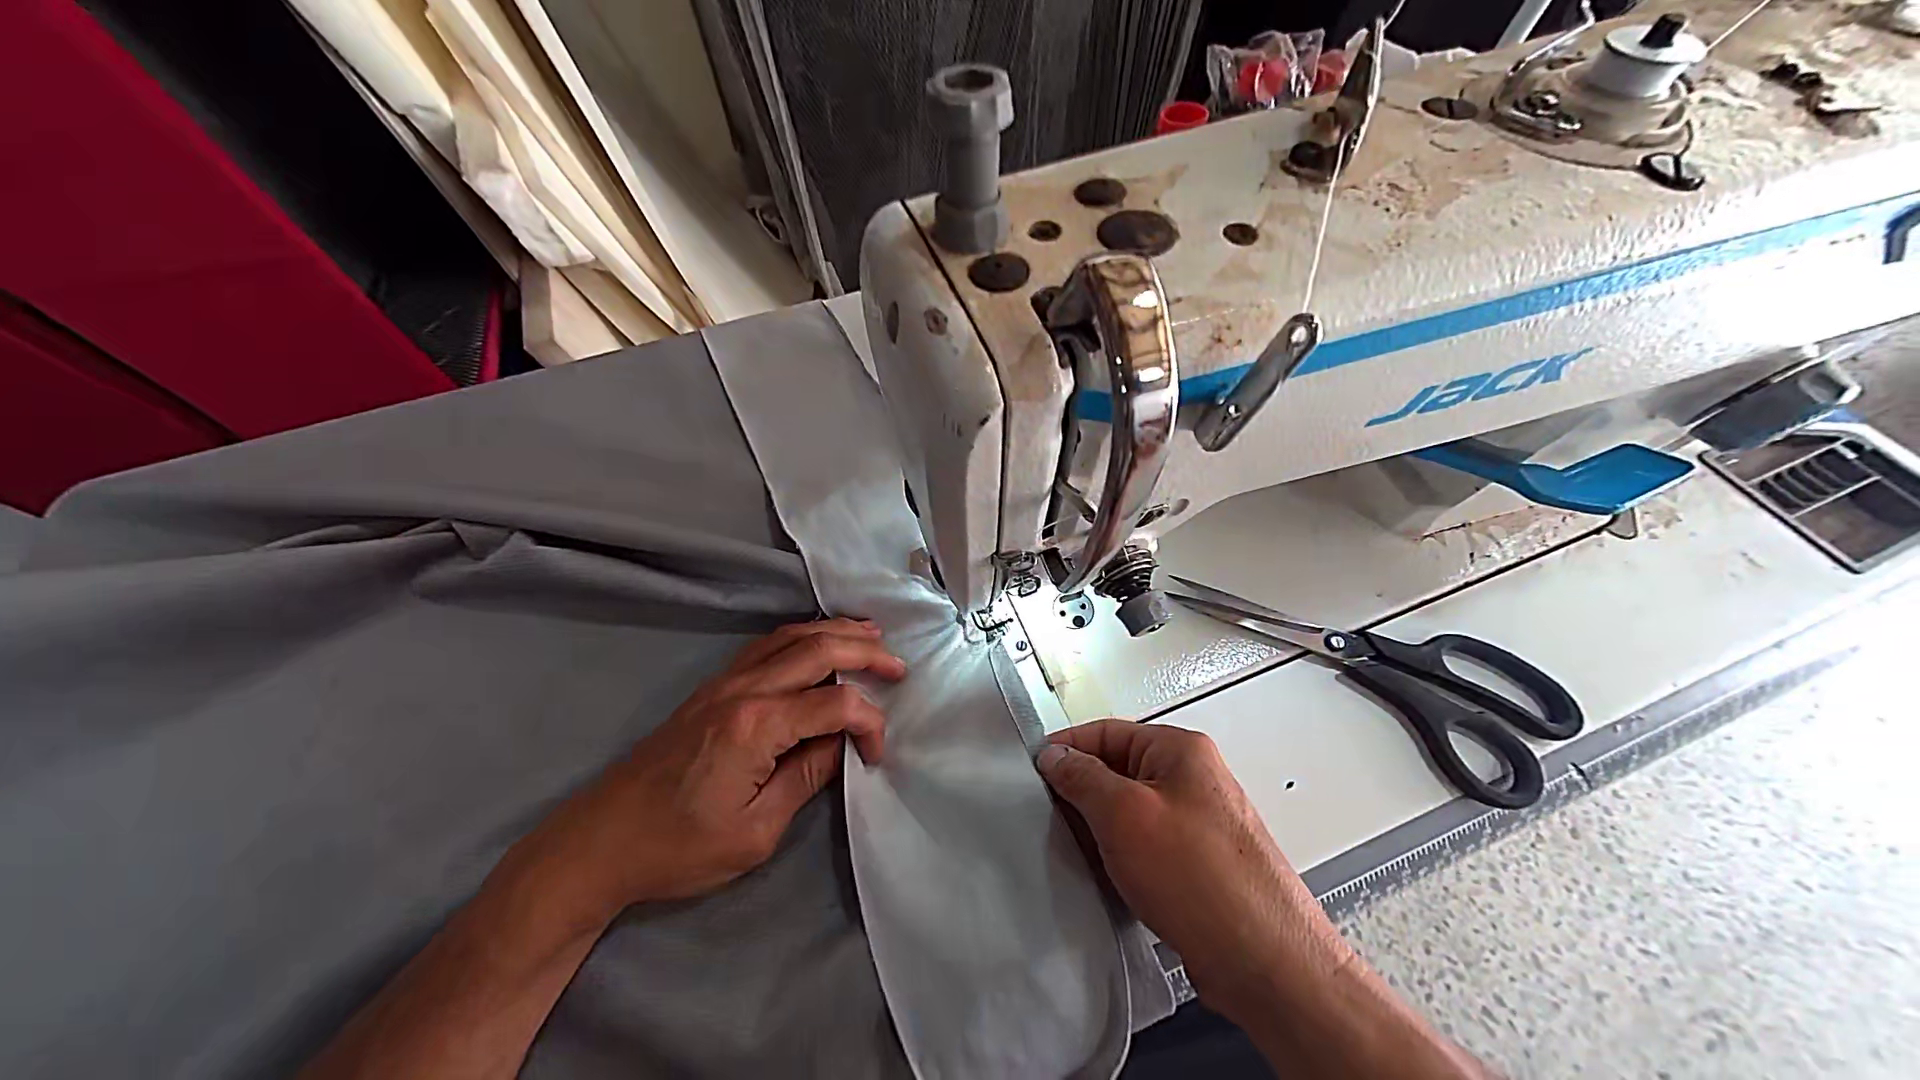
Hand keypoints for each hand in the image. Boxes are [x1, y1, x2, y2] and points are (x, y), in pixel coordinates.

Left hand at [519, 618, 905, 918]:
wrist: (598, 842)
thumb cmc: (677, 847)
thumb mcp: (755, 831)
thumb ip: (806, 778)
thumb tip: (841, 745)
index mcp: (757, 726)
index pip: (836, 705)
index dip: (869, 724)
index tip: (876, 755)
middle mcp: (742, 691)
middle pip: (817, 650)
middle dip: (865, 652)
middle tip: (899, 665)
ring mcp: (723, 684)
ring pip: (790, 637)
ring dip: (834, 633)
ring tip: (871, 635)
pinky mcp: (711, 689)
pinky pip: (766, 646)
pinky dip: (801, 637)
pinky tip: (816, 644)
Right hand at [1034, 720, 1340, 1018]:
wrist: (1265, 962)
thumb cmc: (1208, 883)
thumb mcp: (1123, 814)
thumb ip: (1081, 777)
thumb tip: (1057, 757)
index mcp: (1182, 751)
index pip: (1107, 731)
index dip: (1067, 747)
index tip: (1037, 768)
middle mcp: (1195, 780)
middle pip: (1118, 770)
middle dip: (1084, 793)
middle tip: (1056, 815)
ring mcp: (1199, 822)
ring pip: (1130, 811)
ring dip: (1103, 829)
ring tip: (1086, 851)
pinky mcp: (1198, 862)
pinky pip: (1146, 844)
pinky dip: (1123, 855)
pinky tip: (1112, 876)